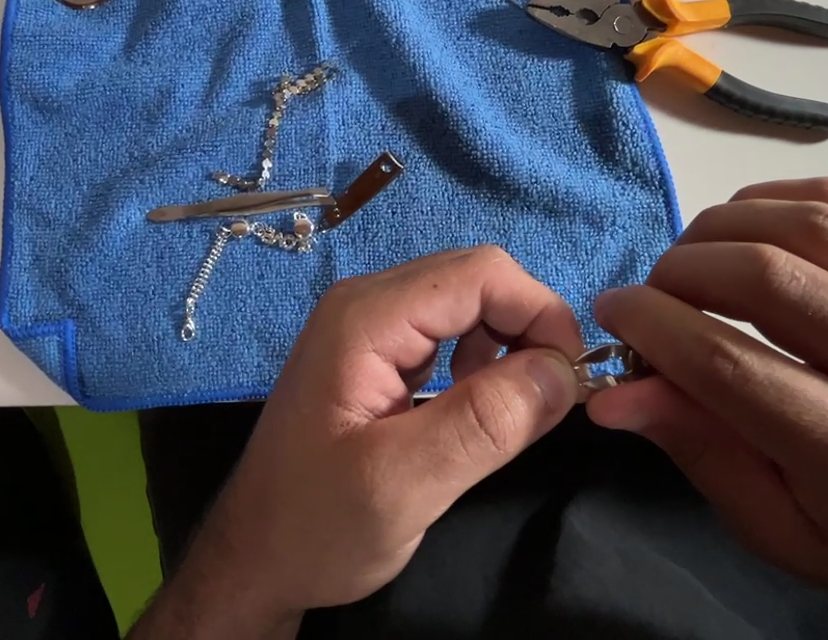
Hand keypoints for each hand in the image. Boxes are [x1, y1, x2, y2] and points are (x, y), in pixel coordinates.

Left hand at [168, 247, 582, 632]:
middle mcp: (366, 302)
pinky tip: (479, 399)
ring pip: (463, 301)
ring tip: (519, 404)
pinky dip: (481, 355)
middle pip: (472, 278)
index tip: (571, 379)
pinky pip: (444, 329)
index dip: (538, 311)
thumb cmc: (317, 524)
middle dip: (527, 324)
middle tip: (554, 396)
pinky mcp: (375, 351)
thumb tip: (562, 371)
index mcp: (365, 317)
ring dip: (507, 340)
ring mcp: (367, 324)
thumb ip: (484, 424)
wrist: (256, 553)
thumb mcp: (402, 485)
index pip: (477, 273)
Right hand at [588, 179, 827, 638]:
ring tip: (692, 262)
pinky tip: (744, 235)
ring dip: (721, 229)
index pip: (732, 364)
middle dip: (680, 271)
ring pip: (808, 224)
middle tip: (652, 293)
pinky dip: (772, 204)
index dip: (652, 325)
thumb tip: (608, 392)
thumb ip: (692, 444)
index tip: (611, 312)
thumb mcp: (769, 525)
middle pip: (770, 278)